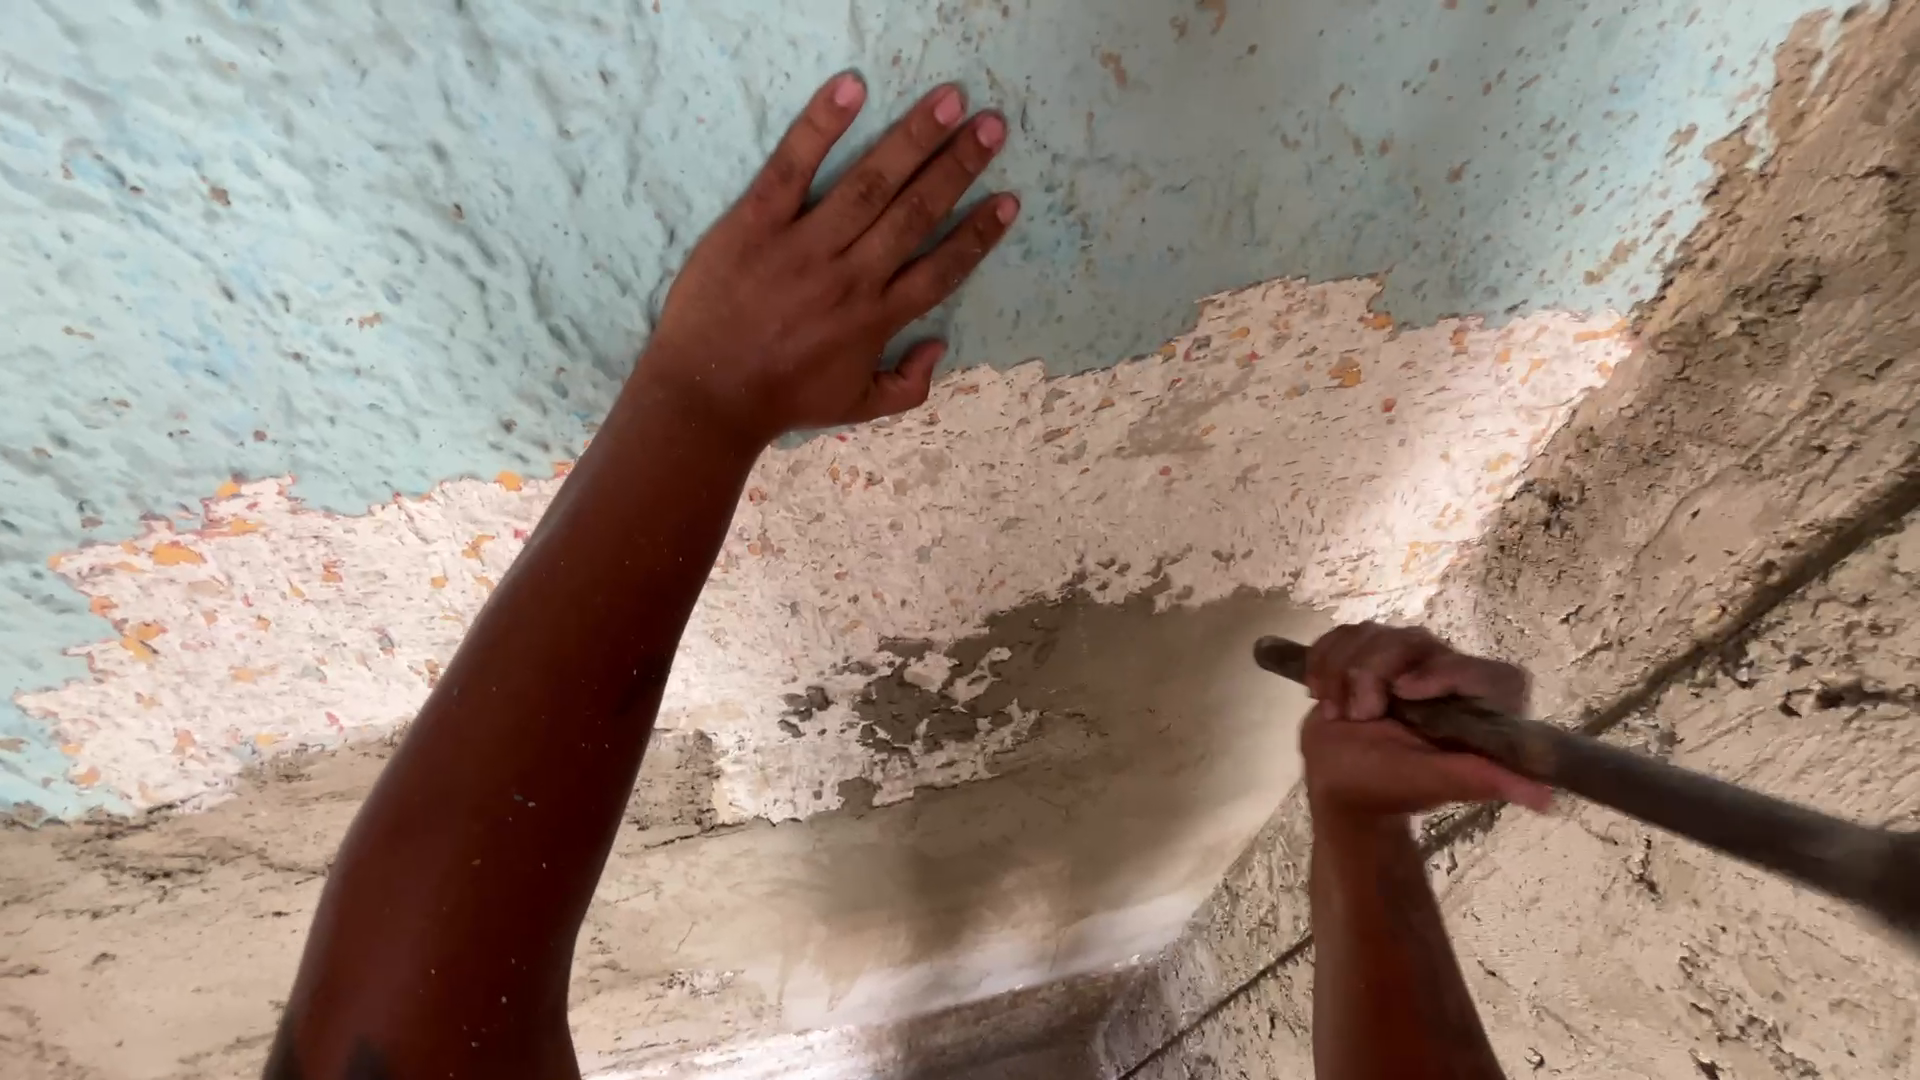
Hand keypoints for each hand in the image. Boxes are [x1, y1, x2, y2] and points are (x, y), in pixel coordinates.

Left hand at [637, 74, 1018, 445]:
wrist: (709, 393)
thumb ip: (909, 385)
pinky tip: (853, 88)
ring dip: (914, 138)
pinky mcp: (757, 222)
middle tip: (992, 126)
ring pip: (871, 184)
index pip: (942, 268)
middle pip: (917, 213)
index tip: (1007, 201)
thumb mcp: (858, 407)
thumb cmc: (785, 399)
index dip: (978, 234)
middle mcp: (853, 276)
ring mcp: (805, 245)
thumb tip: (940, 346)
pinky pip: (793, 167)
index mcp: (879, 319)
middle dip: (959, 167)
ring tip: (950, 101)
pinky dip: (821, 127)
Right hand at [1299, 623, 1551, 824]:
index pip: (1485, 670)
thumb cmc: (1385, 787)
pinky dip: (1322, 660)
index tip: (1404, 692)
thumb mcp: (1432, 782)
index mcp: (1477, 709)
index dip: (1446, 671)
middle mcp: (1444, 676)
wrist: (1333, 781)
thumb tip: (1545, 798)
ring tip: (1339, 712)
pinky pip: (1342, 634)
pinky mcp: (1361, 652)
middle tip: (1359, 715)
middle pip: (1414, 640)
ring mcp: (1400, 661)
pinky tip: (1321, 693)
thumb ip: (1479, 778)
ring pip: (1372, 633)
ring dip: (1341, 671)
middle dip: (1371, 673)